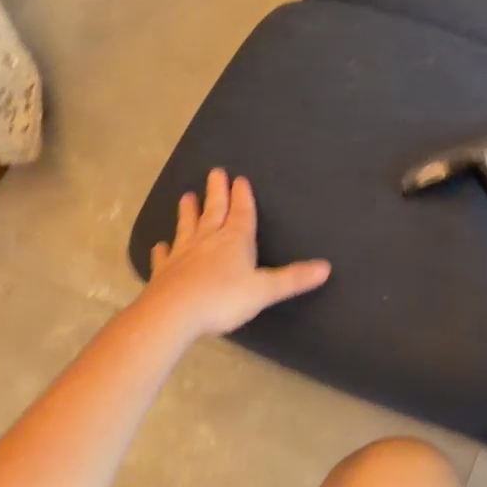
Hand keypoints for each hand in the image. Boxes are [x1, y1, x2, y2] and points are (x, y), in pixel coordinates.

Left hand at [140, 168, 330, 337]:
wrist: (172, 314)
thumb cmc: (223, 299)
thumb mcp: (265, 290)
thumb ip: (294, 278)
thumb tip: (326, 267)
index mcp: (235, 241)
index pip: (242, 214)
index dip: (243, 197)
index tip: (239, 179)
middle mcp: (209, 241)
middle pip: (214, 212)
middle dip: (217, 193)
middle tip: (215, 172)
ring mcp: (184, 254)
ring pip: (188, 227)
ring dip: (189, 212)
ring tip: (187, 196)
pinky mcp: (165, 272)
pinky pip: (165, 256)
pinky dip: (163, 249)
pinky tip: (160, 245)